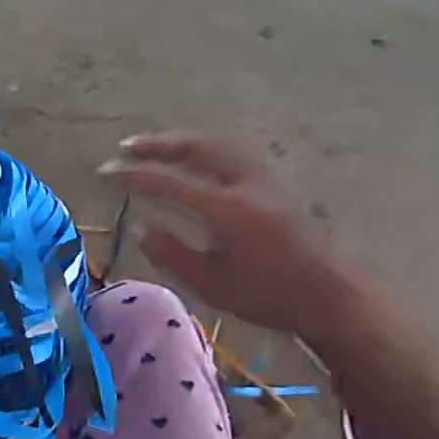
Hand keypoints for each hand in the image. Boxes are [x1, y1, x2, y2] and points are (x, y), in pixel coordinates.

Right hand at [98, 133, 373, 340]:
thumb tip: (143, 228)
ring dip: (185, 142)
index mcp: (229, 210)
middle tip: (128, 146)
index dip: (134, 175)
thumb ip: (172, 253)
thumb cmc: (268, 295)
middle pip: (199, 149)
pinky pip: (238, 153)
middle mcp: (249, 185)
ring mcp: (268, 181)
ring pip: (222, 145)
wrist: (332, 297)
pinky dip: (209, 148)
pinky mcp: (278, 186)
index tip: (105, 171)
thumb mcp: (210, 284)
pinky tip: (199, 159)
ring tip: (158, 146)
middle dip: (160, 144)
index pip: (170, 182)